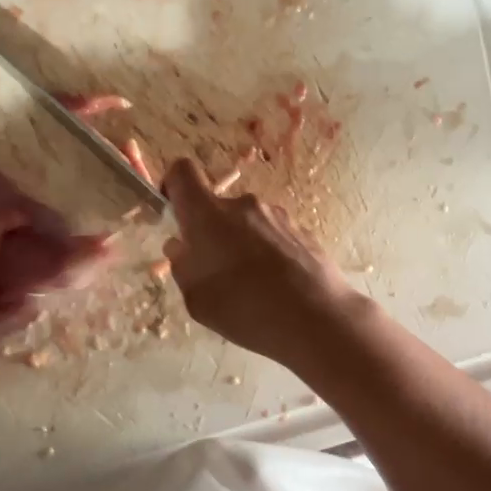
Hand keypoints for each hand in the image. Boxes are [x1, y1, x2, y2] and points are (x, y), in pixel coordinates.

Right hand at [161, 159, 365, 363]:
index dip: (172, 186)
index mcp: (208, 215)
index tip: (175, 214)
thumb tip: (180, 246)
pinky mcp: (302, 231)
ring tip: (251, 286)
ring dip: (241, 244)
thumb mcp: (196, 299)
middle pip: (216, 207)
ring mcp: (277, 216)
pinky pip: (272, 236)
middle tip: (215, 272)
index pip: (182, 173)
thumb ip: (182, 266)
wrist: (318, 318)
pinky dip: (267, 253)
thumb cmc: (246, 310)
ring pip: (246, 223)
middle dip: (211, 233)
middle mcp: (243, 205)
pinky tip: (276, 287)